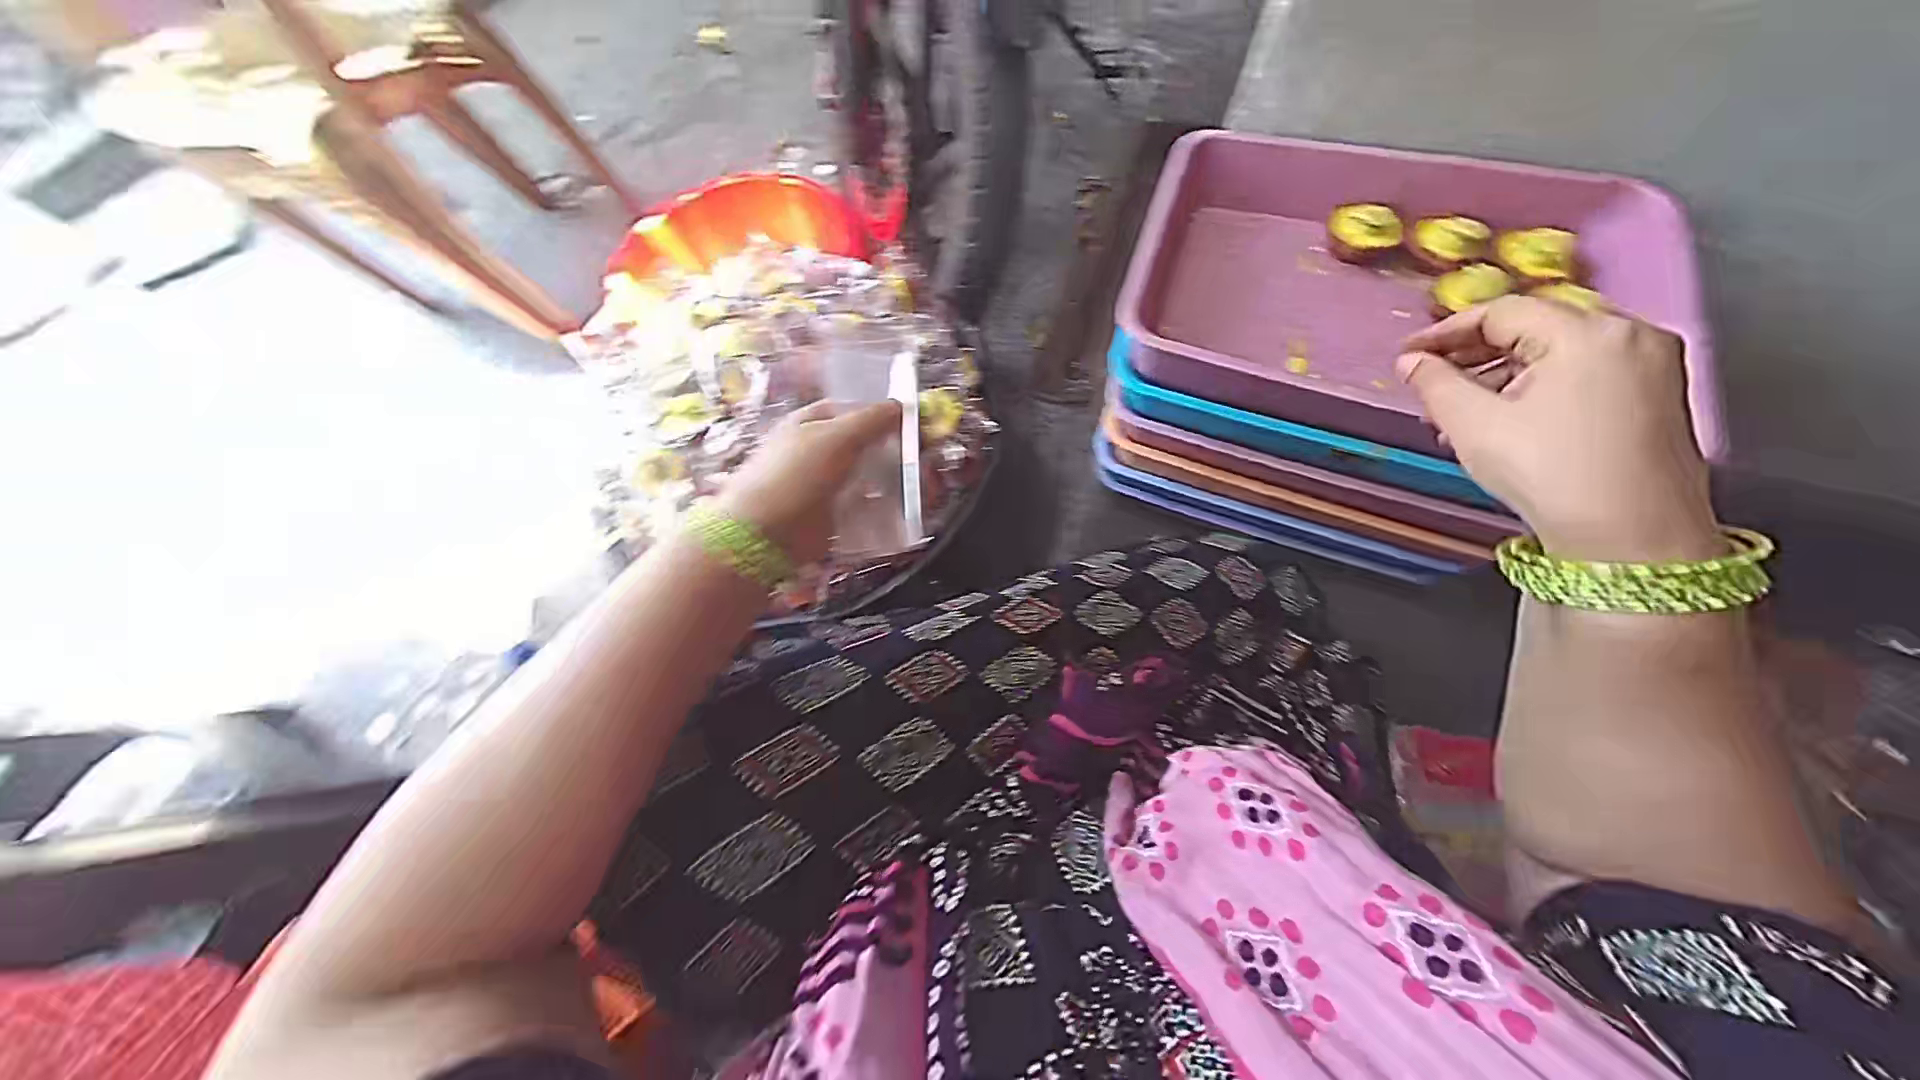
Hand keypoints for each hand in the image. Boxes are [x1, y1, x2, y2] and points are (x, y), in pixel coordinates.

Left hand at [714, 399, 903, 564]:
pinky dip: (878, 509)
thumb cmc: (799, 473)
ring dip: (888, 482)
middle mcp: (814, 451)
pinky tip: (900, 511)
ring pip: (863, 477)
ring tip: (918, 486)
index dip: (879, 414)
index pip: (850, 410)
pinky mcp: (827, 515)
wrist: (768, 532)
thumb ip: (871, 419)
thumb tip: (900, 405)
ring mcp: (820, 485)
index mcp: (809, 422)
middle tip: (920, 457)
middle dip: (889, 451)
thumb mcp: (838, 436)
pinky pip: (860, 506)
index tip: (910, 423)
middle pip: (860, 445)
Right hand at [1397, 296, 1721, 561]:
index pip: (1502, 313)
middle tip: (1429, 381)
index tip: (1408, 355)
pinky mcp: (1657, 393)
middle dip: (1472, 354)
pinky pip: (1582, 372)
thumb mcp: (1473, 425)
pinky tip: (1503, 419)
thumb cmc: (1548, 472)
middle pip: (1533, 327)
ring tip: (1457, 410)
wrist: (1631, 536)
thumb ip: (1435, 383)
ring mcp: (1651, 363)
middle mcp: (1629, 334)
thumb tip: (1410, 362)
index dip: (1446, 332)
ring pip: (1557, 352)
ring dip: (1500, 373)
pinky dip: (1536, 386)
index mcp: (1586, 333)